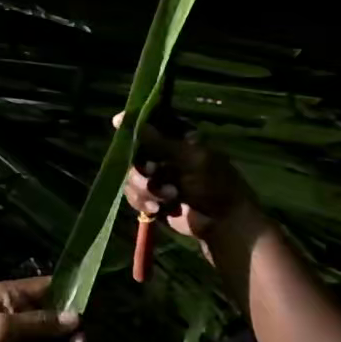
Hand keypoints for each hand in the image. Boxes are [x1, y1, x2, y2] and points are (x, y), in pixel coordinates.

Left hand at [0, 276, 83, 341]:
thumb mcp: (5, 327)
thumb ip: (42, 322)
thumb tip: (77, 317)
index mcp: (13, 294)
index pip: (52, 288)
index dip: (73, 299)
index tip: (89, 316)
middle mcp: (23, 313)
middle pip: (61, 321)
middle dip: (71, 338)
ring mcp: (25, 339)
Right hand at [114, 113, 264, 243]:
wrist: (223, 223)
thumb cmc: (215, 184)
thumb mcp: (190, 158)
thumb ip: (158, 140)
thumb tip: (124, 118)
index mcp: (178, 137)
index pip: (150, 122)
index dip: (133, 123)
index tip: (117, 122)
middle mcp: (163, 154)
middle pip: (133, 152)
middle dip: (140, 167)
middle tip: (151, 174)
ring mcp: (156, 177)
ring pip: (130, 176)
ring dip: (145, 188)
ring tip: (168, 197)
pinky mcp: (150, 198)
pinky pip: (132, 195)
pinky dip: (143, 202)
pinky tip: (158, 209)